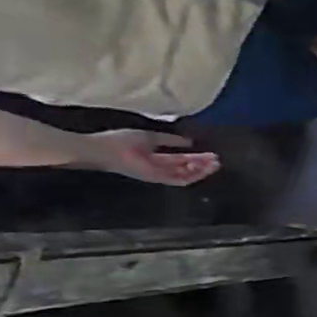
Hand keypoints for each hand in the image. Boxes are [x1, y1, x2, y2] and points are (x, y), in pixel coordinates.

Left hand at [77, 130, 221, 185]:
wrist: (98, 150)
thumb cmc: (119, 141)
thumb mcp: (149, 136)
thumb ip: (169, 139)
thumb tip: (189, 141)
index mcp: (154, 156)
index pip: (180, 159)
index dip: (197, 157)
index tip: (211, 154)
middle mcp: (158, 167)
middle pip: (186, 168)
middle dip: (203, 165)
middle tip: (217, 160)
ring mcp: (157, 173)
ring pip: (185, 175)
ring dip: (200, 171)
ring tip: (214, 164)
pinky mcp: (155, 177)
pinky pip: (178, 179)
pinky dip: (191, 175)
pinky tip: (202, 169)